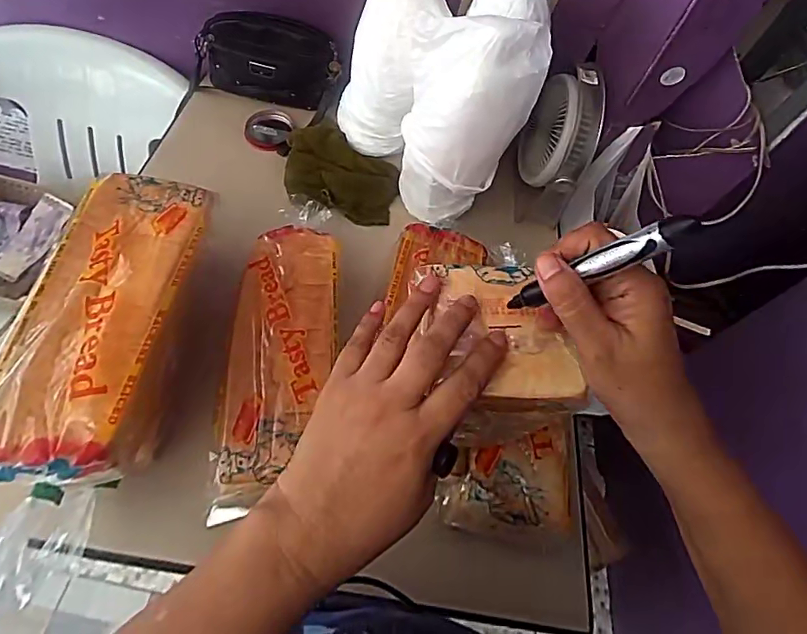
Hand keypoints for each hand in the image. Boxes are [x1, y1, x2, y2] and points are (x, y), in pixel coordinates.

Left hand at [255, 271, 507, 594]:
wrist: (309, 523)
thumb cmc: (368, 520)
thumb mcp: (420, 495)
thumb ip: (436, 453)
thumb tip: (442, 425)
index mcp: (420, 435)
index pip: (462, 386)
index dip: (484, 358)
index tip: (497, 337)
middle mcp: (393, 404)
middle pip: (430, 351)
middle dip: (453, 321)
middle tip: (467, 300)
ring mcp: (361, 390)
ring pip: (394, 338)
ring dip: (414, 307)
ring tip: (429, 283)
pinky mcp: (335, 387)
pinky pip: (355, 347)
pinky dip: (368, 324)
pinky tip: (380, 306)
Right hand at [536, 223, 705, 443]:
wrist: (664, 428)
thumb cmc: (635, 390)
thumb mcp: (595, 344)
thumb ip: (570, 300)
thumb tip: (544, 262)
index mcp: (637, 282)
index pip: (596, 239)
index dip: (564, 251)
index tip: (542, 278)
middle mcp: (636, 281)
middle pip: (589, 256)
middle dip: (559, 275)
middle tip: (537, 301)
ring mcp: (630, 297)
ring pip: (585, 277)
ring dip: (561, 293)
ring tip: (543, 316)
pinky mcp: (623, 312)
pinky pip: (590, 296)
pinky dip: (570, 306)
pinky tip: (555, 324)